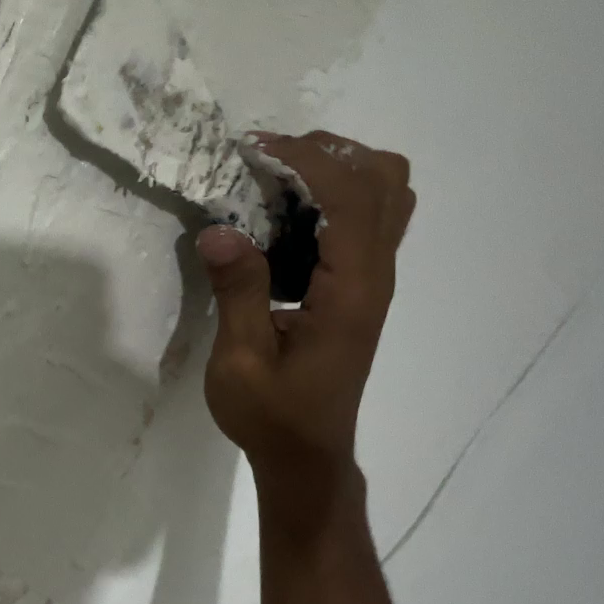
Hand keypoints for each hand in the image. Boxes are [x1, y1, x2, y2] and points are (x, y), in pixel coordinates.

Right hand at [197, 131, 414, 502]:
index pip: (348, 196)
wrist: (306, 457)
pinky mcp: (360, 294)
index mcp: (351, 289)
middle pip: (385, 181)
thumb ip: (237, 292)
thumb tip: (218, 229)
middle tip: (271, 160)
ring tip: (279, 181)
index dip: (307, 160)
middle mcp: (375, 276)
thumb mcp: (241, 360)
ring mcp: (373, 284)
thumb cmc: (272, 414)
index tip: (256, 146)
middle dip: (331, 154)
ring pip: (385, 199)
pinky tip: (286, 220)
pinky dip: (336, 201)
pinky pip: (366, 225)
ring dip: (340, 173)